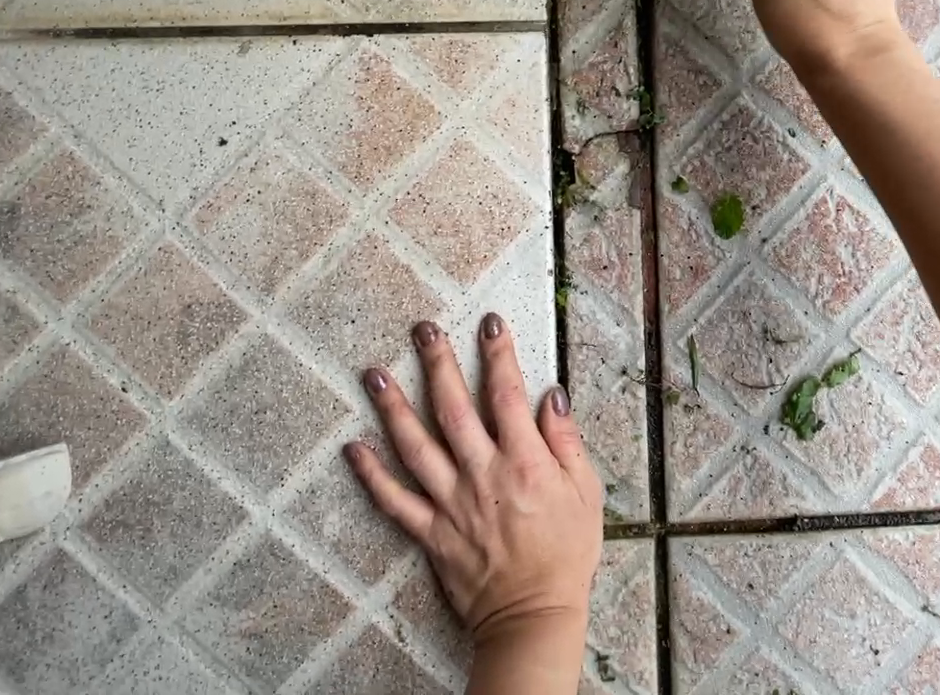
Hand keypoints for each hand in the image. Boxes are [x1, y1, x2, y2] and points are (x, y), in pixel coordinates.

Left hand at [345, 313, 602, 653]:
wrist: (534, 614)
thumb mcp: (586, 491)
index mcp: (524, 461)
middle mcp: (483, 474)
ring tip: (373, 374)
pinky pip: (394, 502)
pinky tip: (353, 448)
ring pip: (416, 447)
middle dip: (437, 364)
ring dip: (393, 408)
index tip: (490, 324)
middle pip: (454, 409)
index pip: (506, 394)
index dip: (498, 355)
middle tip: (422, 330)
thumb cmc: (567, 551)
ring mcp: (452, 503)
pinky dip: (372, 475)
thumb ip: (566, 441)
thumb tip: (551, 395)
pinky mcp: (431, 533)